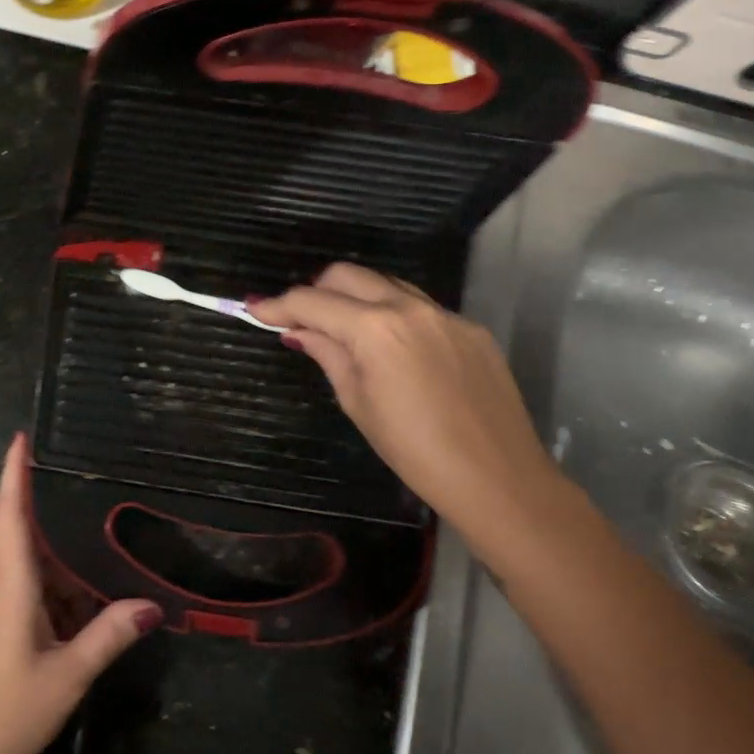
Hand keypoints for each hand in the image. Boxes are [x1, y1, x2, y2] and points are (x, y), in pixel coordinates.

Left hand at [0, 435, 160, 753]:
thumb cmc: (10, 707)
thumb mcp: (69, 674)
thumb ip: (109, 635)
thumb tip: (152, 605)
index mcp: (10, 582)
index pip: (10, 513)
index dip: (14, 472)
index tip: (21, 436)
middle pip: (33, 541)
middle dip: (65, 530)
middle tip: (102, 502)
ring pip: (37, 572)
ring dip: (69, 574)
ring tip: (111, 559)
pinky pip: (32, 595)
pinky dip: (61, 597)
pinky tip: (91, 609)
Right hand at [248, 263, 562, 536]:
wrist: (498, 478)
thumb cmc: (414, 449)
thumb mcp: (356, 402)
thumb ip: (327, 354)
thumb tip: (300, 331)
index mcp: (375, 329)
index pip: (312, 302)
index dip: (277, 305)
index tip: (255, 310)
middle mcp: (410, 307)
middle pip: (346, 275)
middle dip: (316, 291)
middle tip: (300, 321)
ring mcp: (446, 315)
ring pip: (385, 284)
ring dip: (356, 298)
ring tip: (344, 331)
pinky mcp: (471, 329)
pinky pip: (420, 308)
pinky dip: (394, 316)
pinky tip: (393, 351)